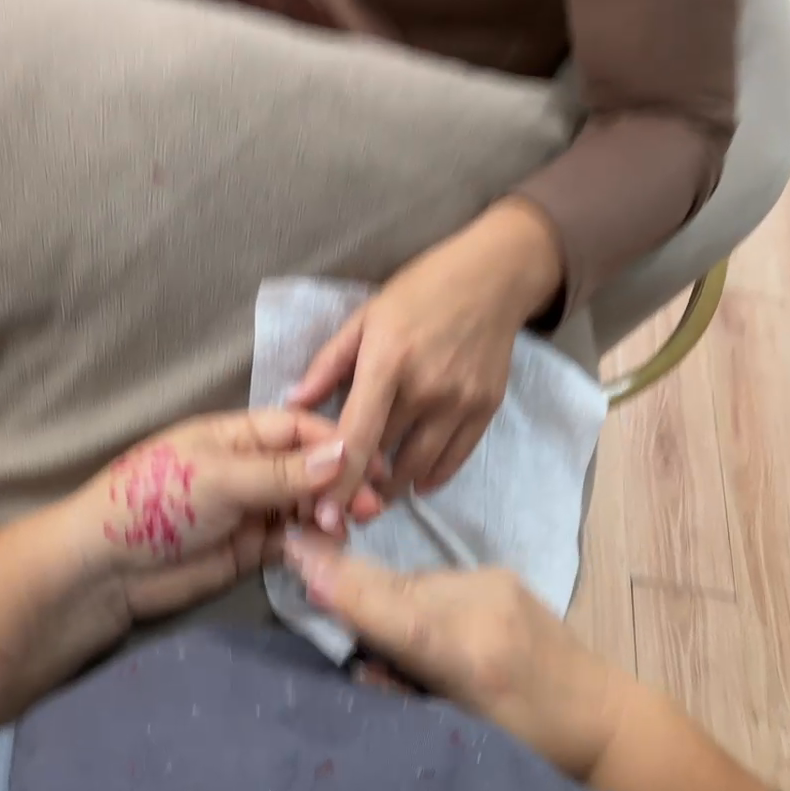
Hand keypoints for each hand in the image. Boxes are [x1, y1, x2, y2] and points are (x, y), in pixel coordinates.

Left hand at [68, 410, 384, 620]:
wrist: (107, 571)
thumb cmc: (153, 503)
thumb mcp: (219, 477)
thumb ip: (282, 472)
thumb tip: (344, 453)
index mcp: (236, 435)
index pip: (298, 428)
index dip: (336, 442)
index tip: (370, 462)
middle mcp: (250, 468)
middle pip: (309, 468)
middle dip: (340, 482)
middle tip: (370, 505)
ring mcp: (252, 510)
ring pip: (307, 504)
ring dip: (331, 513)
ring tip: (347, 528)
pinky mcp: (252, 550)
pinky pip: (294, 539)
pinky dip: (314, 541)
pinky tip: (328, 546)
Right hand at [283, 535, 628, 782]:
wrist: (606, 716)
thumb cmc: (533, 745)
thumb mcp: (461, 733)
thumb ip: (403, 690)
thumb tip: (356, 653)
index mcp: (473, 657)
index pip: (394, 614)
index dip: (343, 585)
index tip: (296, 553)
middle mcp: (482, 605)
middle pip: (394, 588)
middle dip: (348, 583)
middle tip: (302, 560)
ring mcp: (493, 583)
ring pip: (410, 582)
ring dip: (382, 595)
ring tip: (372, 621)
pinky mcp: (499, 574)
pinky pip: (432, 580)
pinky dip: (410, 595)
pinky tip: (415, 617)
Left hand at [288, 199, 562, 523]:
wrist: (495, 276)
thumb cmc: (420, 291)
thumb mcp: (365, 317)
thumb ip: (329, 363)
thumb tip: (293, 402)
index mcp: (387, 363)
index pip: (357, 436)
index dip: (338, 481)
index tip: (322, 515)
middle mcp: (426, 389)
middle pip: (384, 456)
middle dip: (360, 485)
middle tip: (340, 500)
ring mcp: (460, 402)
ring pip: (419, 466)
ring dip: (393, 486)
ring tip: (372, 495)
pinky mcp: (486, 409)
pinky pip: (455, 459)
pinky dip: (431, 476)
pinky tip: (415, 482)